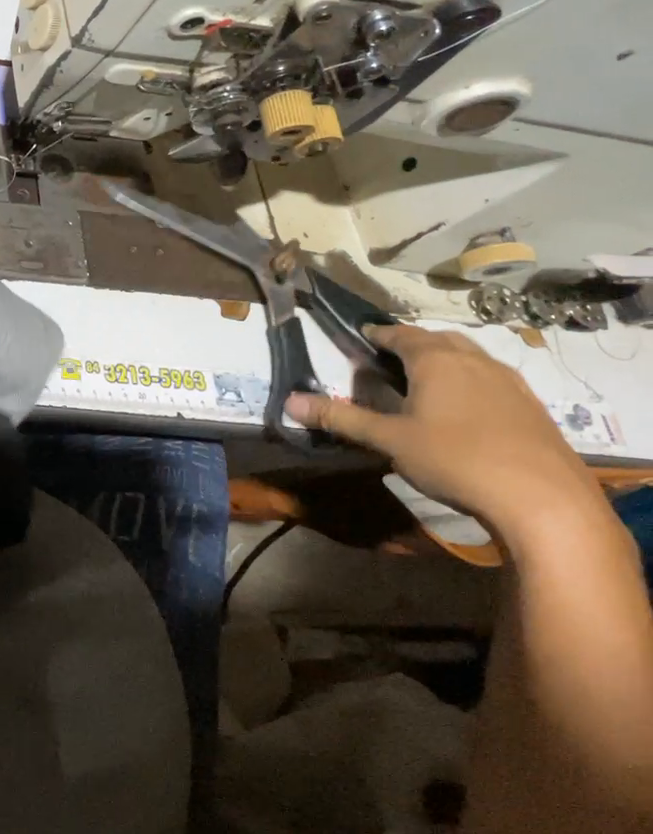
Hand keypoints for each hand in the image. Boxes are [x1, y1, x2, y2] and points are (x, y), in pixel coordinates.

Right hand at [285, 325, 600, 531]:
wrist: (544, 499)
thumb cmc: (454, 459)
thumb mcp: (387, 440)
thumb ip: (340, 418)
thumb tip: (289, 402)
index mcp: (437, 362)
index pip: (402, 335)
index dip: (379, 333)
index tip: (361, 335)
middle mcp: (476, 362)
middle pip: (440, 339)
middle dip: (413, 342)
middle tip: (388, 356)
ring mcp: (510, 383)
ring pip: (471, 357)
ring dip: (444, 359)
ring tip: (423, 378)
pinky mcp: (530, 407)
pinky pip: (491, 378)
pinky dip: (469, 379)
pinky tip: (462, 406)